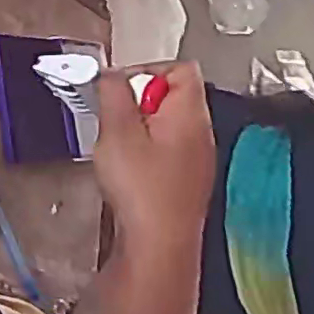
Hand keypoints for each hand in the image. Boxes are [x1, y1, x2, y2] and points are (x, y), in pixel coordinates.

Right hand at [92, 62, 215, 260]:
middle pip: (172, 93)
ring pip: (166, 121)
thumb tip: (112, 74)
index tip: (121, 87)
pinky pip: (166, 146)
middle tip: (118, 118)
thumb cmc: (141, 188)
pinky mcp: (185, 178)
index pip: (181, 68)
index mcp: (190, 115)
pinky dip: (144, 147)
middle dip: (139, 99)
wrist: (157, 245)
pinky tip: (128, 166)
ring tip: (119, 143)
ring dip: (139, 124)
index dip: (148, 69)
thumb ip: (113, 93)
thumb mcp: (117, 130)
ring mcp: (196, 158)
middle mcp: (201, 133)